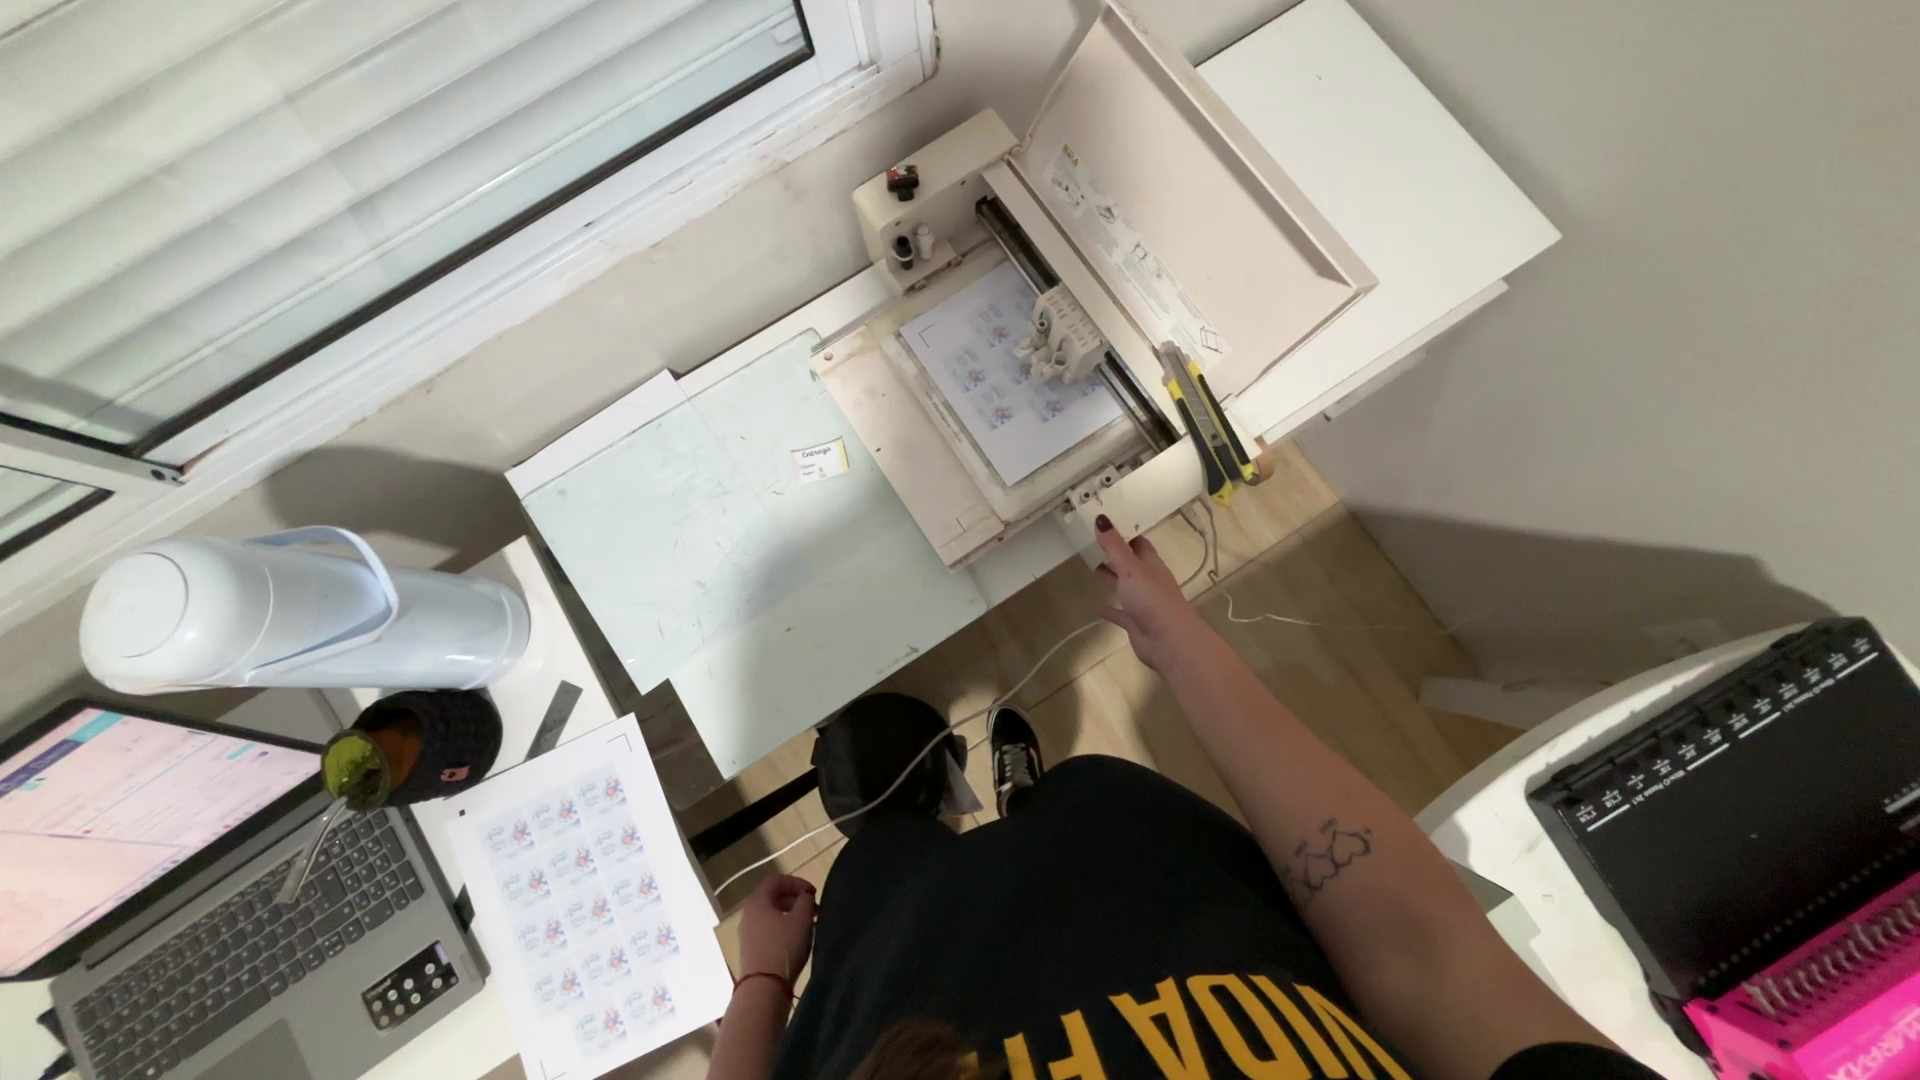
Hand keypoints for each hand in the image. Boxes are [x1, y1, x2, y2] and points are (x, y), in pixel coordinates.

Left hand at [737, 874, 815, 982]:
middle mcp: (748, 915)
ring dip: (791, 915)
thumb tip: (804, 896)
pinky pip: (768, 931)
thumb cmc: (783, 947)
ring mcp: (747, 934)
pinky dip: (784, 929)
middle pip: (772, 897)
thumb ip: (805, 901)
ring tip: (810, 925)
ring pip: (771, 915)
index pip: (775, 880)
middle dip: (795, 899)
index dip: (796, 882)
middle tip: (814, 909)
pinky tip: (798, 940)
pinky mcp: (751, 951)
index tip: (812, 893)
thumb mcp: (801, 919)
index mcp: (757, 902)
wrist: (763, 989)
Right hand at [1094, 515, 1211, 673]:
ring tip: (1092, 567)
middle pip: (1130, 563)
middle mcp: (1148, 580)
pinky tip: (1096, 606)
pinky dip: (1109, 609)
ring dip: (1111, 577)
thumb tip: (1101, 518)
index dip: (1124, 532)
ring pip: (1124, 586)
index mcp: (1151, 564)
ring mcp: (1142, 602)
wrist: (1168, 641)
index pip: (1138, 542)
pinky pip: (1120, 613)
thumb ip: (1114, 546)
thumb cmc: (1152, 599)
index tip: (1106, 523)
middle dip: (1115, 553)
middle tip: (1094, 542)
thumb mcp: (1130, 568)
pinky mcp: (1135, 622)